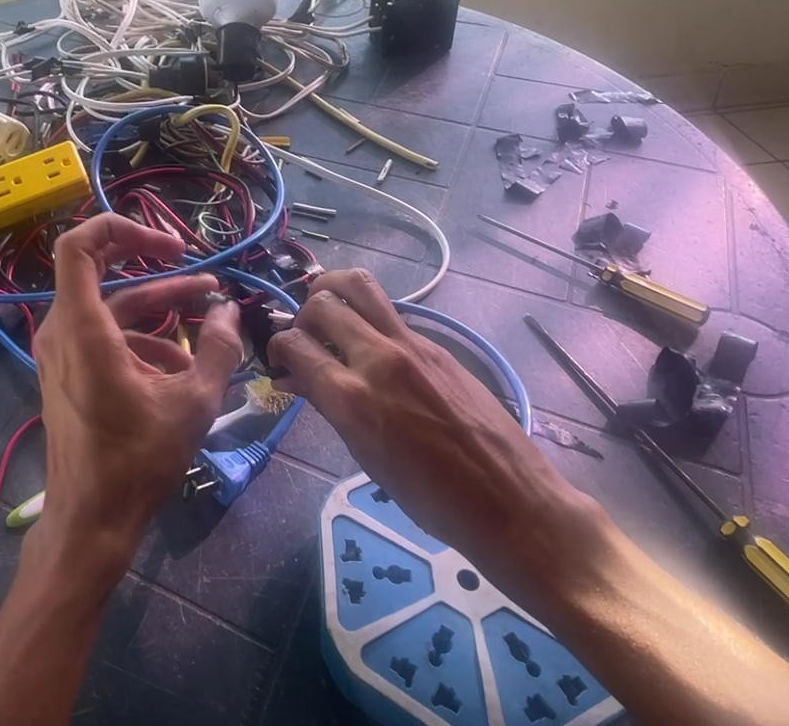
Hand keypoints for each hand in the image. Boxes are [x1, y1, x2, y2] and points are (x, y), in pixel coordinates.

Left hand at [31, 214, 244, 563]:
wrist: (92, 519)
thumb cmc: (138, 461)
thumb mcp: (193, 402)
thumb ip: (217, 349)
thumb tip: (228, 311)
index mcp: (83, 329)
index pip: (78, 246)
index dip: (122, 228)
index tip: (170, 246)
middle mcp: (62, 332)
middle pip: (96, 269)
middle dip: (149, 263)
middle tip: (193, 264)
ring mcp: (61, 354)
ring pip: (110, 308)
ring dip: (158, 308)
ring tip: (208, 316)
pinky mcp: (69, 373)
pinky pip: (105, 337)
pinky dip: (143, 339)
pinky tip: (184, 365)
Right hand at [269, 270, 602, 603]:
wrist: (510, 502)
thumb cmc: (431, 500)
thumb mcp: (366, 458)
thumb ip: (328, 407)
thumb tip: (295, 379)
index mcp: (354, 397)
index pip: (296, 344)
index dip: (277, 347)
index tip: (279, 360)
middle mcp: (379, 358)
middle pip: (324, 302)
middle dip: (302, 313)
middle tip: (305, 336)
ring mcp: (413, 346)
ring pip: (361, 287)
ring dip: (333, 291)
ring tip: (328, 312)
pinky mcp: (438, 346)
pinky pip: (391, 314)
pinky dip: (368, 317)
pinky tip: (370, 347)